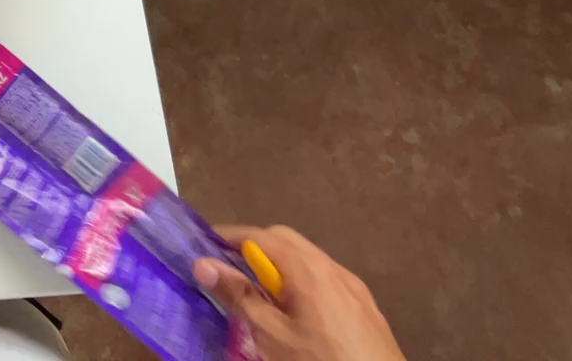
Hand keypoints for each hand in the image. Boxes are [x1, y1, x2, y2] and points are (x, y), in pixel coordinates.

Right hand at [196, 226, 405, 360]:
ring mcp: (355, 290)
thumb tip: (203, 263)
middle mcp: (333, 269)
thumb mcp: (272, 335)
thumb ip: (237, 295)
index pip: (258, 235)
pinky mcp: (369, 310)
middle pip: (285, 240)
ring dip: (280, 264)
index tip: (205, 249)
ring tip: (263, 294)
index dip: (228, 238)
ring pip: (308, 258)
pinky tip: (300, 313)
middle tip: (232, 270)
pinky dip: (303, 281)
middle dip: (254, 247)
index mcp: (308, 269)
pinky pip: (327, 279)